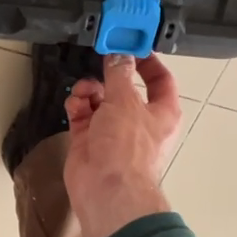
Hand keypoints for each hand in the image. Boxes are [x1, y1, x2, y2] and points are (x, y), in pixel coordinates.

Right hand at [64, 54, 182, 236]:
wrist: (106, 190)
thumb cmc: (127, 147)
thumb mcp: (125, 101)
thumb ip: (118, 73)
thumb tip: (118, 55)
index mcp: (162, 113)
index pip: (161, 80)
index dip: (148, 62)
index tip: (131, 46)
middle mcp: (139, 122)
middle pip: (124, 90)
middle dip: (109, 78)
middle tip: (97, 63)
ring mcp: (113, 132)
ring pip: (100, 101)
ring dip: (89, 91)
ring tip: (82, 91)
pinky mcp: (90, 141)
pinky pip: (82, 115)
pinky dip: (77, 107)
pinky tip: (74, 103)